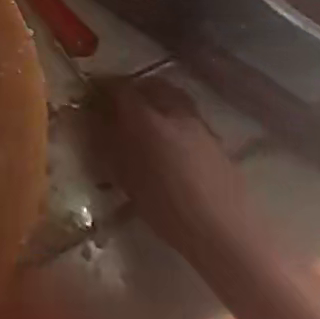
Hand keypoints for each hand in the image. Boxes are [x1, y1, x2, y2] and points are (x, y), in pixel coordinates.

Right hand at [93, 75, 251, 246]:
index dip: (103, 88)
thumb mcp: (125, 176)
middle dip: (132, 90)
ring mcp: (198, 123)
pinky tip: (169, 144)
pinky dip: (173, 117)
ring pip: (172, 97)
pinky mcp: (216, 140)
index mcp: (146, 117)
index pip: (119, 87)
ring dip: (155, 101)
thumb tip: (95, 120)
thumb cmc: (167, 208)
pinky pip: (187, 115)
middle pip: (150, 84)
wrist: (227, 234)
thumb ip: (108, 142)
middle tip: (118, 107)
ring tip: (144, 124)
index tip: (92, 98)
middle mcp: (173, 111)